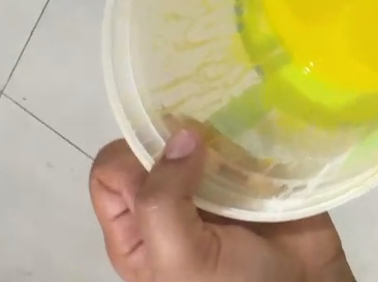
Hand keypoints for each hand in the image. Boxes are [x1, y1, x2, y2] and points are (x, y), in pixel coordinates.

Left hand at [90, 130, 352, 281]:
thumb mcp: (179, 260)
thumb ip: (163, 202)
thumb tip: (182, 133)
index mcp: (138, 227)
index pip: (112, 171)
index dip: (131, 149)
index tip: (169, 144)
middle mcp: (172, 200)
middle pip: (158, 144)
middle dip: (178, 125)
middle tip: (208, 122)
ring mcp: (216, 183)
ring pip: (203, 133)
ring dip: (219, 119)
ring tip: (239, 116)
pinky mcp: (257, 169)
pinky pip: (249, 134)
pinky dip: (254, 122)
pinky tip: (265, 119)